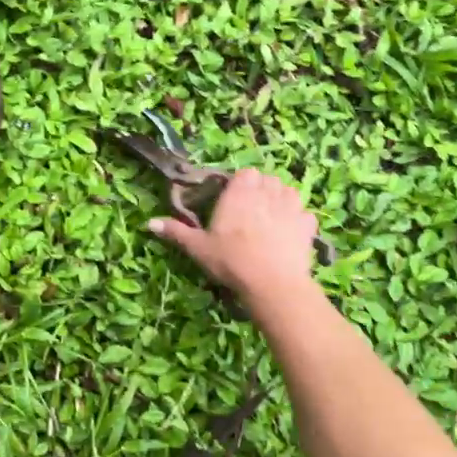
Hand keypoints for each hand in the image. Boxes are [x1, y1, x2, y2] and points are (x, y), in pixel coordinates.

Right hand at [147, 169, 321, 303]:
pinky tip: (288, 236)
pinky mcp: (309, 225)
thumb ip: (176, 232)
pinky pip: (304, 214)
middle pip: (268, 179)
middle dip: (261, 190)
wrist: (272, 283)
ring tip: (270, 220)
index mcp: (241, 192)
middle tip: (249, 213)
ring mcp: (293, 206)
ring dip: (280, 200)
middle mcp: (268, 192)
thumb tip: (148, 222)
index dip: (241, 184)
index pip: (245, 173)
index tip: (233, 200)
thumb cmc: (231, 260)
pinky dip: (298, 221)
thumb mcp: (198, 248)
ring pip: (288, 192)